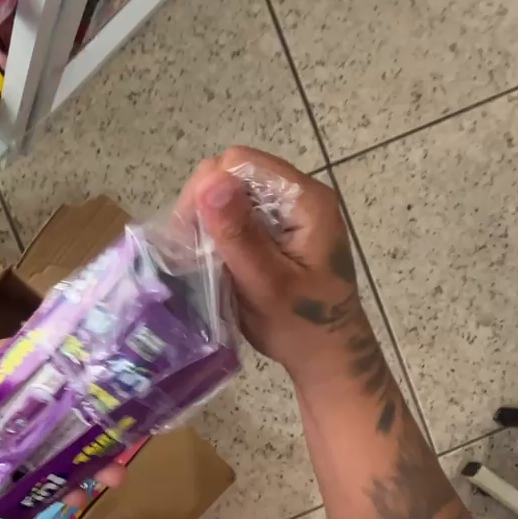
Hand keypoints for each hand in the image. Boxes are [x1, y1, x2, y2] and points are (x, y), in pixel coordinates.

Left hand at [0, 342, 125, 498]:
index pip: (39, 354)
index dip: (74, 359)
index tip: (114, 369)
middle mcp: (6, 397)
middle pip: (57, 402)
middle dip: (93, 417)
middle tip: (127, 434)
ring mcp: (5, 433)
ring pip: (51, 441)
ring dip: (84, 455)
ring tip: (114, 474)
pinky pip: (29, 474)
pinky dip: (54, 484)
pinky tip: (80, 495)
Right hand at [176, 146, 366, 372]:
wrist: (324, 354)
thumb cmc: (300, 325)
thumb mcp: (267, 283)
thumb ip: (239, 234)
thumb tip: (209, 180)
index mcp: (303, 199)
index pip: (239, 164)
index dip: (207, 192)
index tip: (193, 234)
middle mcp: (293, 196)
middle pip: (230, 176)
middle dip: (203, 208)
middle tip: (193, 254)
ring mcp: (282, 214)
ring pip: (225, 198)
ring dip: (205, 226)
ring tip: (199, 262)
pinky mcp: (270, 232)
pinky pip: (231, 219)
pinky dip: (214, 238)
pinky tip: (208, 263)